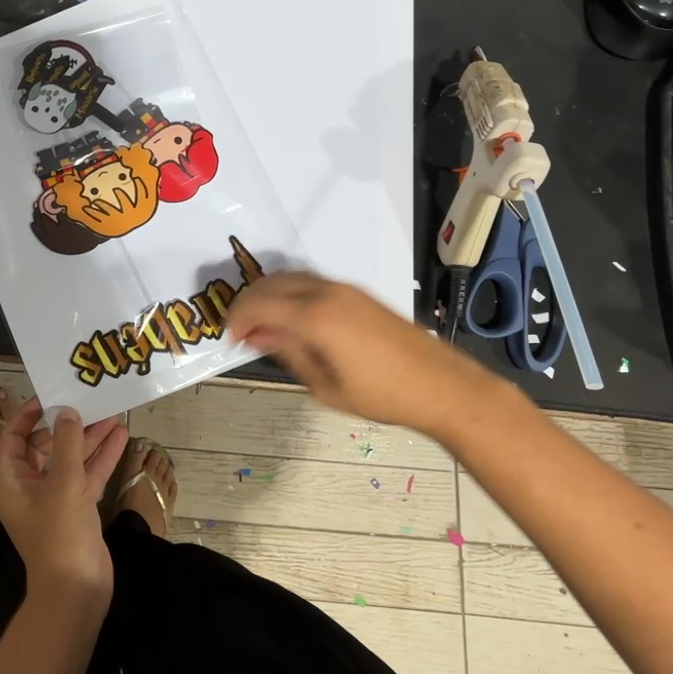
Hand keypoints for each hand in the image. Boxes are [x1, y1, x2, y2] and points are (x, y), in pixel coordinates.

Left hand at [0, 397, 127, 595]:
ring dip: (90, 439)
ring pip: (71, 460)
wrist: (76, 591)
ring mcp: (55, 499)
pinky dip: (101, 458)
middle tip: (89, 403)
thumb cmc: (59, 534)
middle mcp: (29, 487)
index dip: (28, 416)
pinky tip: (121, 438)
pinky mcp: (77, 509)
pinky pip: (86, 476)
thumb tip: (67, 411)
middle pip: (45, 446)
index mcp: (11, 481)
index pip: (13, 438)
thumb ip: (67, 443)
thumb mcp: (62, 483)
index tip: (50, 397)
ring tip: (112, 413)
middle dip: (68, 426)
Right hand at [226, 272, 505, 434]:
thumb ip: (288, 354)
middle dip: (247, 303)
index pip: (258, 304)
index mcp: (315, 317)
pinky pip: (309, 281)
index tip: (230, 339)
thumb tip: (257, 337)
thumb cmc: (382, 395)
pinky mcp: (357, 292)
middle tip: (239, 331)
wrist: (443, 386)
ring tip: (261, 323)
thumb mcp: (325, 385)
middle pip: (269, 284)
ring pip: (289, 277)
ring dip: (267, 294)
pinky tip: (290, 316)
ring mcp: (344, 288)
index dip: (237, 319)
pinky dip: (288, 292)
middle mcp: (326, 292)